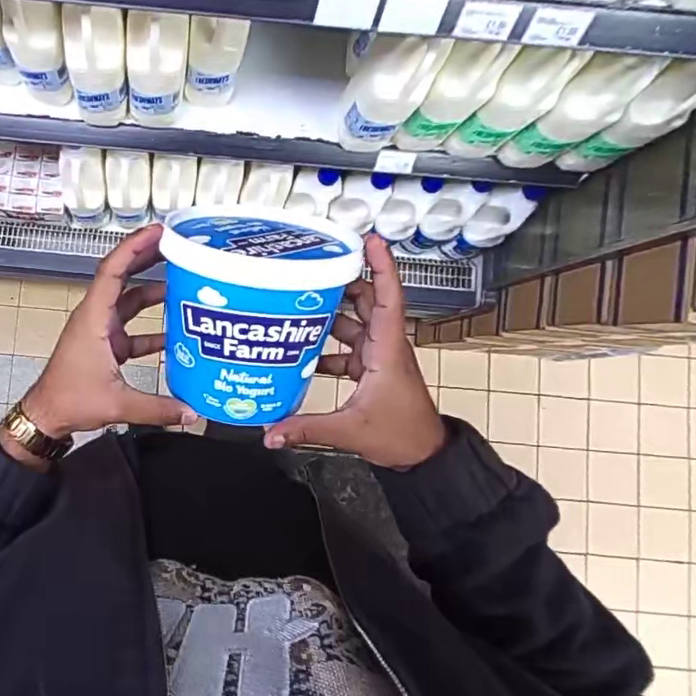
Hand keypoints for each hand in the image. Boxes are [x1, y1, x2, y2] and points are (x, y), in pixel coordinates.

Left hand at [12, 225, 195, 449]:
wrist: (47, 416)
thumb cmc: (68, 400)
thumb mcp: (118, 403)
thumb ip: (159, 408)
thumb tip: (191, 412)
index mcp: (93, 319)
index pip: (113, 271)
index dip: (135, 247)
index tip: (158, 232)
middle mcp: (96, 318)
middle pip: (122, 277)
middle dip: (147, 258)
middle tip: (175, 245)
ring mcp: (100, 331)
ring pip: (129, 301)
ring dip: (152, 289)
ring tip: (181, 280)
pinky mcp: (105, 346)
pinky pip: (132, 327)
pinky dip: (152, 326)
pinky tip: (175, 330)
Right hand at [263, 234, 445, 468]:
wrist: (423, 454)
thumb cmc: (403, 435)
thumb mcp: (350, 431)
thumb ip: (307, 429)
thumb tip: (272, 432)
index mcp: (387, 350)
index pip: (387, 297)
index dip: (380, 266)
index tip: (368, 240)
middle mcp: (384, 347)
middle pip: (365, 302)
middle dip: (342, 283)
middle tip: (315, 270)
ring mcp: (378, 358)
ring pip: (355, 323)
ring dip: (332, 314)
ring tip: (301, 304)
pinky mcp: (372, 371)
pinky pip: (348, 349)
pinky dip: (328, 347)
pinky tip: (305, 353)